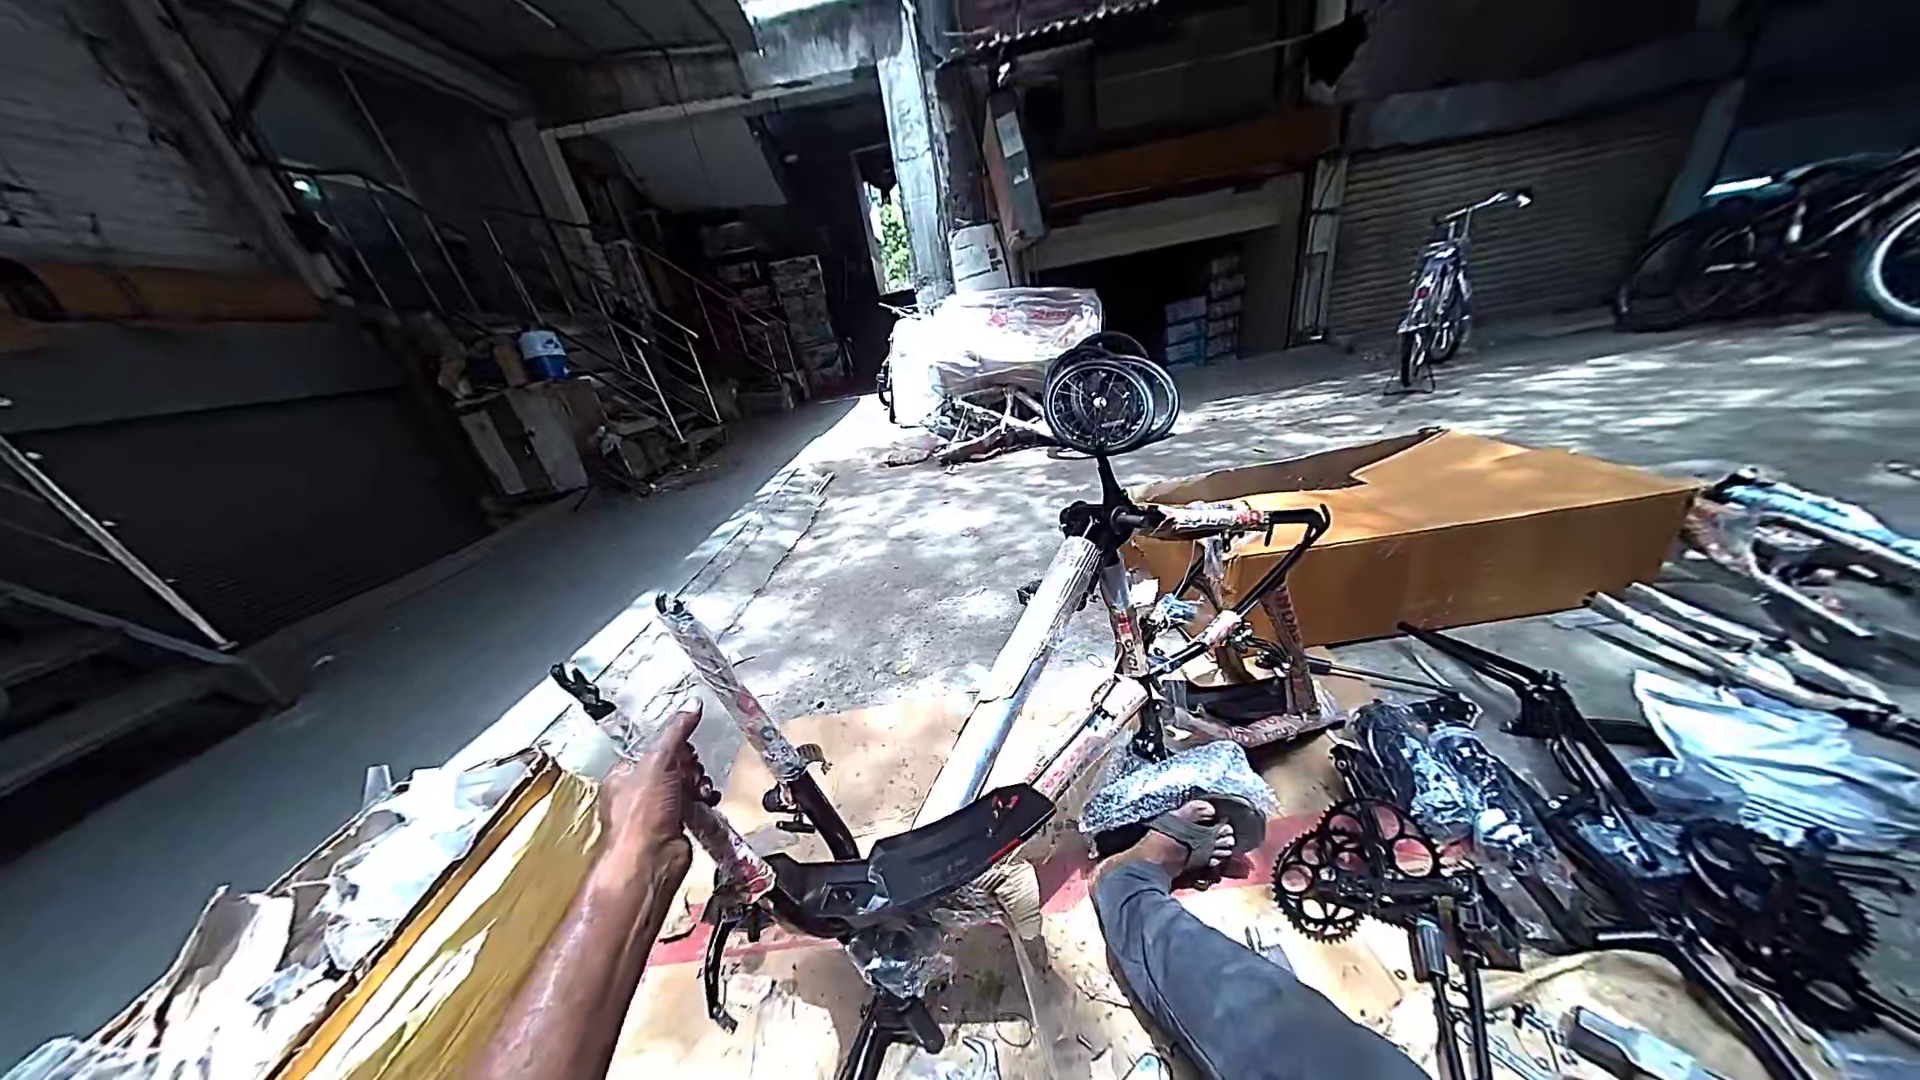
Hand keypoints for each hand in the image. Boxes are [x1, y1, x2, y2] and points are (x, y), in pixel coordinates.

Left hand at [599, 701, 705, 867]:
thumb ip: (677, 731)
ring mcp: (656, 808)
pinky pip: (694, 800)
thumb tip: (694, 704)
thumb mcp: (659, 761)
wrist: (650, 861)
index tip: (686, 747)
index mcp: (624, 773)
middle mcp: (638, 790)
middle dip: (691, 764)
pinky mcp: (674, 823)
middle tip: (693, 771)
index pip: (653, 746)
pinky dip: (704, 798)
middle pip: (674, 763)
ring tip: (702, 789)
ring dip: (700, 781)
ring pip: (687, 781)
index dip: (673, 744)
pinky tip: (707, 800)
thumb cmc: (642, 813)